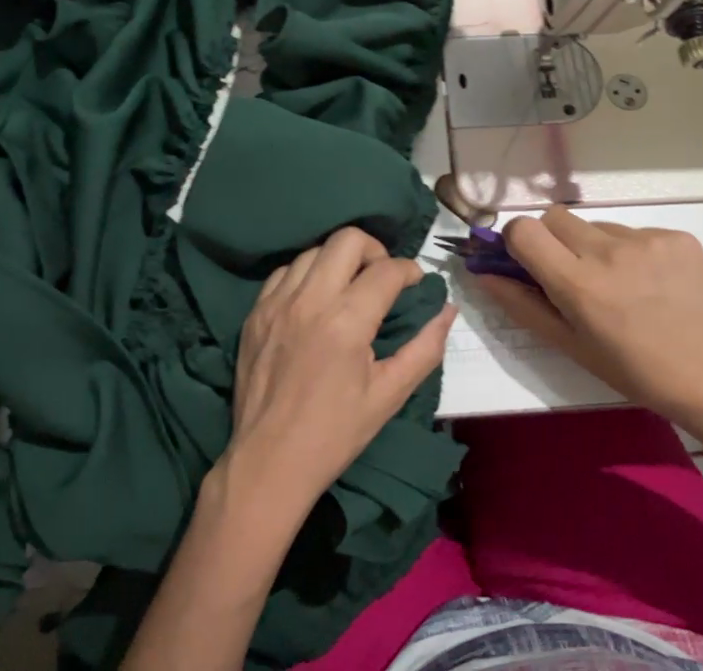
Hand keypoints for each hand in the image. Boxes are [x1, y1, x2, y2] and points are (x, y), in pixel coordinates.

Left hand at [222, 227, 456, 514]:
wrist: (269, 462)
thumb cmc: (335, 434)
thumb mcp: (389, 395)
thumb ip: (424, 348)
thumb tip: (447, 310)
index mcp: (346, 322)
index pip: (387, 270)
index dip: (410, 271)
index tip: (416, 285)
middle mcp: (309, 301)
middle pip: (347, 240)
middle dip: (375, 250)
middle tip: (383, 278)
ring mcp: (276, 304)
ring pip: (313, 251)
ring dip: (339, 261)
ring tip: (349, 287)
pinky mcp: (254, 314)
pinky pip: (284, 273)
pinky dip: (306, 275)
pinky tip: (315, 300)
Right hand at [476, 206, 702, 422]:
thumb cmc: (632, 370)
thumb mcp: (569, 345)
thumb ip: (522, 304)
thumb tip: (483, 272)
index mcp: (578, 284)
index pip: (524, 229)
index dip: (518, 242)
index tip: (527, 262)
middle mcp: (609, 252)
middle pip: (556, 217)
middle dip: (553, 241)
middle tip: (572, 275)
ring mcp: (647, 240)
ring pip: (597, 226)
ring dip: (595, 248)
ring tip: (621, 286)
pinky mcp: (676, 236)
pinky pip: (635, 232)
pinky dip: (632, 252)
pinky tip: (651, 284)